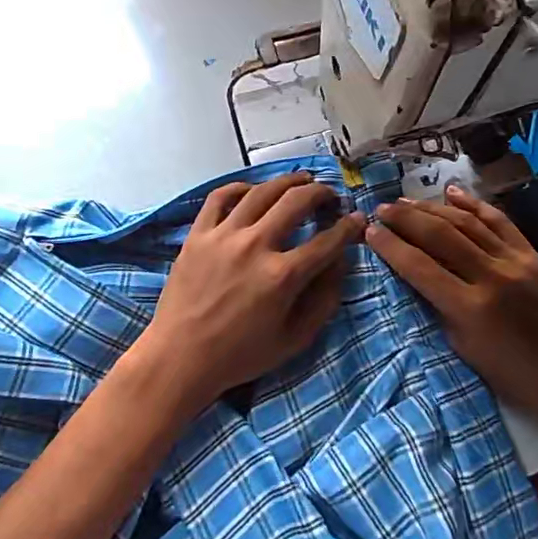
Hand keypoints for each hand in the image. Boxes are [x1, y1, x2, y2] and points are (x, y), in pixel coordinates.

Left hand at [133, 171, 364, 407]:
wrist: (180, 358)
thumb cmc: (239, 355)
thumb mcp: (293, 339)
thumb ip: (323, 301)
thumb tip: (340, 264)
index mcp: (283, 276)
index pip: (327, 241)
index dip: (349, 227)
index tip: (357, 218)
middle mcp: (256, 246)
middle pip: (296, 201)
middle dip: (321, 193)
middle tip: (329, 196)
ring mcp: (224, 236)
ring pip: (261, 192)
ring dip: (287, 181)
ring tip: (300, 180)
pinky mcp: (198, 234)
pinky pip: (220, 197)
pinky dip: (240, 187)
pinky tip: (253, 190)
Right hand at [366, 184, 537, 451]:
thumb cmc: (516, 377)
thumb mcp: (466, 350)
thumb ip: (439, 309)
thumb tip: (414, 275)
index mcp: (472, 308)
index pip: (419, 266)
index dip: (390, 246)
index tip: (369, 232)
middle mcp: (493, 276)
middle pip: (440, 234)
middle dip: (405, 219)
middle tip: (381, 209)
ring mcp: (516, 260)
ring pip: (466, 222)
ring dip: (432, 208)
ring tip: (404, 201)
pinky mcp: (533, 254)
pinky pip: (498, 220)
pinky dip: (473, 204)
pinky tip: (451, 192)